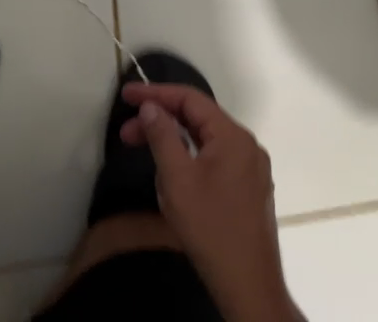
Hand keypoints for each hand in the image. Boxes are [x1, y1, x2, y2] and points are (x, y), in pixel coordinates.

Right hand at [121, 83, 301, 321]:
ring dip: (174, 142)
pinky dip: (190, 158)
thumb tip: (151, 107)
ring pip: (206, 141)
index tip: (126, 95)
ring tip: (146, 157)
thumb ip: (163, 136)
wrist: (248, 284)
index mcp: (232, 137)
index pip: (190, 99)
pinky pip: (215, 160)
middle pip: (198, 119)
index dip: (156, 93)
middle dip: (161, 121)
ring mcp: (251, 169)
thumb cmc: (209, 227)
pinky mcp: (249, 190)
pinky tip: (172, 177)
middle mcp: (246, 146)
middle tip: (126, 134)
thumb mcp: (177, 178)